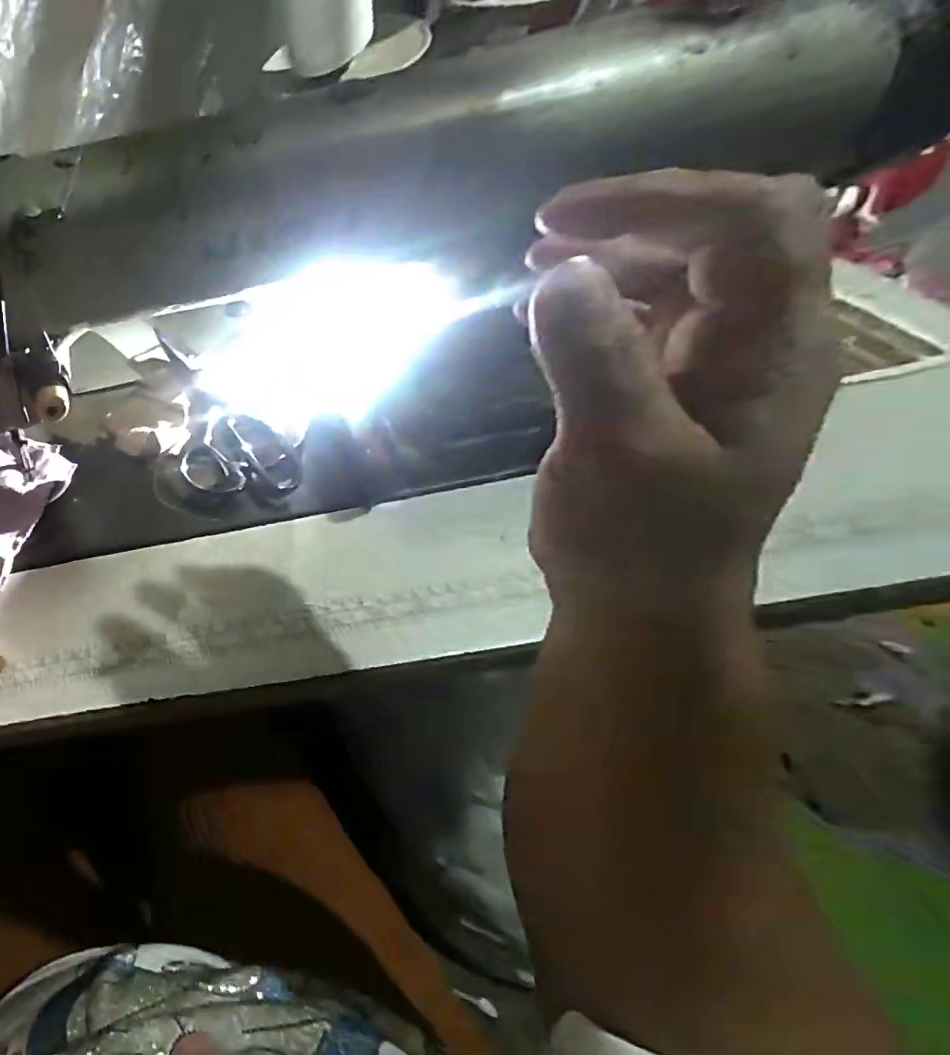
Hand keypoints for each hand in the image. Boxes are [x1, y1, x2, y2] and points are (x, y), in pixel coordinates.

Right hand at [523, 169, 837, 614]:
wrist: (640, 598)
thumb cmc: (636, 535)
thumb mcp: (614, 449)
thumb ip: (593, 358)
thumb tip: (559, 273)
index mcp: (772, 349)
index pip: (755, 225)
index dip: (661, 200)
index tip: (557, 218)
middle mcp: (759, 342)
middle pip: (732, 233)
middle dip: (640, 216)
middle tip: (545, 232)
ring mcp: (716, 364)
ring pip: (689, 270)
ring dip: (617, 251)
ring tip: (537, 261)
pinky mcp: (669, 387)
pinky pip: (648, 315)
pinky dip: (599, 296)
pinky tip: (547, 308)